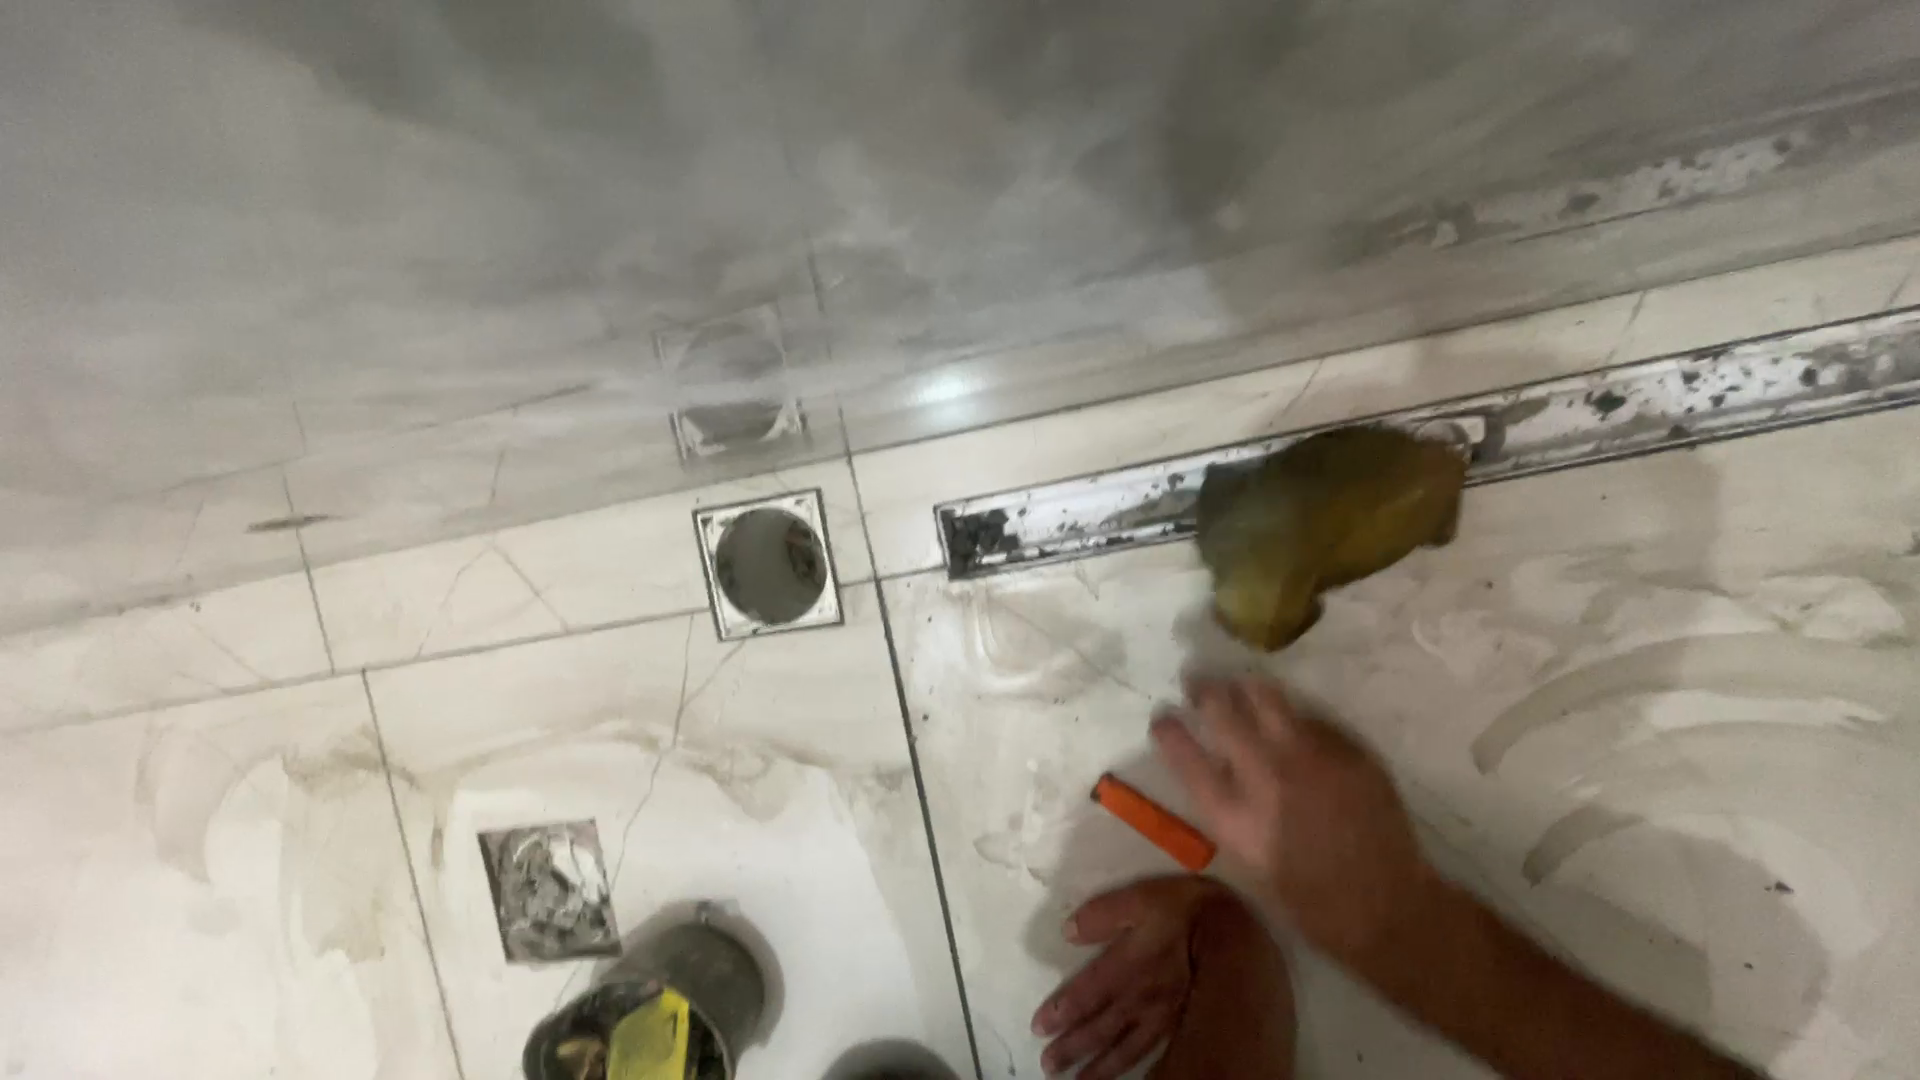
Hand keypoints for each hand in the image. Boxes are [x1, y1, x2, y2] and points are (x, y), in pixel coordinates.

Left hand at [1029, 877, 1232, 1078]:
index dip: (1060, 1012)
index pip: (1085, 995)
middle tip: (1047, 1066)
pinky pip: (1149, 1054)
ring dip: (1096, 1068)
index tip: (1038, 1027)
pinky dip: (1131, 1069)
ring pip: (1122, 1049)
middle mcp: (1137, 998)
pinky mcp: (1176, 1022)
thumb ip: (1101, 915)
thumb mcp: (1136, 898)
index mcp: (1124, 967)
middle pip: (1099, 1030)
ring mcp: (1158, 1016)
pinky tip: (1123, 1077)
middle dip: (1071, 1049)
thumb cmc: (1178, 909)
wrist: (1227, 931)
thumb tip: (1068, 931)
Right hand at [1150, 675, 1434, 961]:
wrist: (1385, 906)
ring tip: (1239, 685)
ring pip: (1266, 696)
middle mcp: (1266, 776)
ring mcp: (1310, 757)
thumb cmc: (1307, 896)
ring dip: (1245, 688)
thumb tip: (1216, 761)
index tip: (1162, 717)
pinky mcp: (1348, 750)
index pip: (1184, 753)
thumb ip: (1225, 804)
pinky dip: (1293, 717)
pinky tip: (1292, 724)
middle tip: (1196, 683)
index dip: (1167, 729)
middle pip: (1222, 710)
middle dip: (1203, 690)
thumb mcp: (1246, 853)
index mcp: (1232, 813)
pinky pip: (1311, 718)